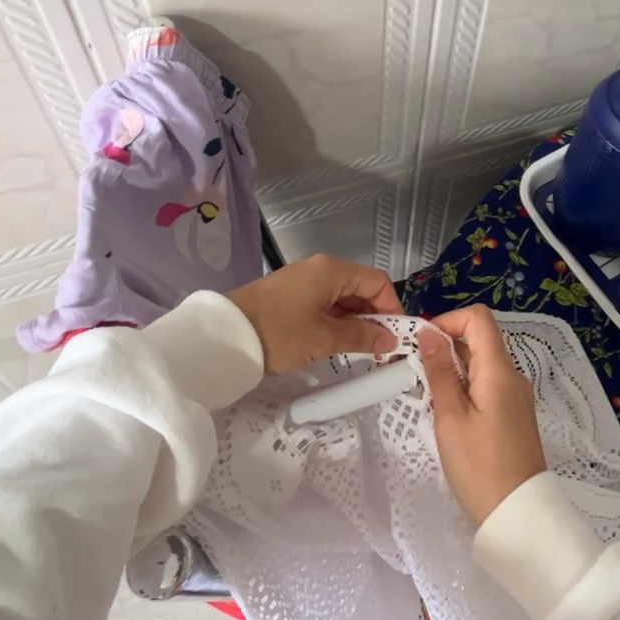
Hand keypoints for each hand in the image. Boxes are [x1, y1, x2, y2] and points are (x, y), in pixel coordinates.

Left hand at [227, 254, 399, 374]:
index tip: (397, 336)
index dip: (392, 307)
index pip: (377, 281)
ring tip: (361, 350)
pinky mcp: (289, 296)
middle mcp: (320, 269)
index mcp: (332, 270)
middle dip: (375, 316)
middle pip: (360, 287)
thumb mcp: (323, 338)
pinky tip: (337, 343)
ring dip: (355, 321)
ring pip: (342, 297)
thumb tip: (390, 339)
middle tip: (382, 348)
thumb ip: (361, 337)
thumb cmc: (279, 333)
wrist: (223, 335)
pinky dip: (335, 321)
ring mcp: (302, 281)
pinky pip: (324, 304)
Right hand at [418, 305, 548, 525]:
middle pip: (478, 340)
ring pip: (481, 364)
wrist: (518, 515)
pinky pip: (486, 385)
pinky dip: (464, 388)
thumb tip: (429, 333)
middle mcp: (512, 376)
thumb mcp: (450, 418)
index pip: (478, 319)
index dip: (448, 320)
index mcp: (499, 370)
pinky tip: (447, 414)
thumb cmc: (479, 467)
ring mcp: (515, 396)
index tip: (422, 344)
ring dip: (452, 370)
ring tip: (428, 398)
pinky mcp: (513, 414)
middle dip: (445, 348)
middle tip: (416, 373)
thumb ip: (440, 372)